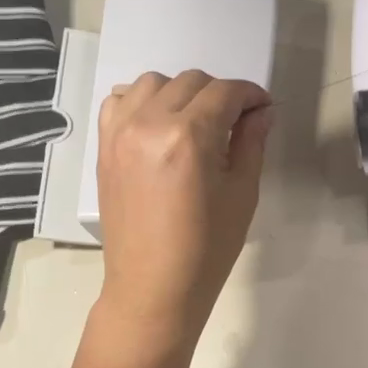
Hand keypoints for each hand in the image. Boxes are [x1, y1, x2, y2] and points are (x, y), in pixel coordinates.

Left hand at [94, 70, 272, 337]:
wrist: (153, 287)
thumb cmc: (207, 248)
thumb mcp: (242, 194)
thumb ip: (251, 142)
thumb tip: (261, 112)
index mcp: (189, 137)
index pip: (226, 93)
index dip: (251, 96)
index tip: (263, 110)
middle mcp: (149, 124)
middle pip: (192, 81)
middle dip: (220, 95)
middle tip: (236, 123)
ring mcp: (120, 133)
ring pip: (154, 82)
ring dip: (181, 92)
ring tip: (196, 123)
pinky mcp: (104, 146)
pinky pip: (119, 100)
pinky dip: (142, 101)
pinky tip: (159, 125)